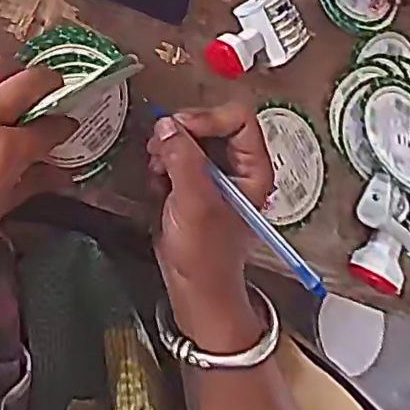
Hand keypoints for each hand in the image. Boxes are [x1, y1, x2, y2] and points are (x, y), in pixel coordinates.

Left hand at [0, 55, 73, 291]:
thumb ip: (28, 185)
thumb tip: (61, 175)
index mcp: (2, 152)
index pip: (48, 128)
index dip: (63, 126)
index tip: (67, 126)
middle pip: (27, 80)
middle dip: (48, 81)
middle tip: (54, 87)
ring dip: (7, 76)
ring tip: (10, 90)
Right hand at [145, 104, 274, 351]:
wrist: (195, 291)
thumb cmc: (206, 256)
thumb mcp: (195, 203)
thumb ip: (182, 160)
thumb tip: (167, 126)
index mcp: (253, 169)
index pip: (238, 119)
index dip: (209, 119)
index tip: (181, 129)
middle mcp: (237, 166)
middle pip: (212, 123)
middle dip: (183, 132)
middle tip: (160, 145)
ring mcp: (215, 173)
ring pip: (191, 136)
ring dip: (169, 146)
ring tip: (156, 165)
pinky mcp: (194, 181)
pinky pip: (178, 153)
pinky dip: (163, 160)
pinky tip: (158, 180)